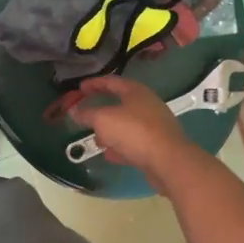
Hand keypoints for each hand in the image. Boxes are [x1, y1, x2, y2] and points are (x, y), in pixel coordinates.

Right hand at [71, 76, 194, 170]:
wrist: (169, 161)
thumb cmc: (134, 132)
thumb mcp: (103, 120)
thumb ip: (87, 114)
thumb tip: (74, 111)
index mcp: (136, 92)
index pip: (111, 81)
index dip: (94, 83)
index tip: (79, 88)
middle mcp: (147, 105)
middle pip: (121, 103)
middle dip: (101, 110)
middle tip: (86, 115)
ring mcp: (154, 126)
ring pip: (127, 125)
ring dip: (111, 131)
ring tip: (96, 139)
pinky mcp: (157, 146)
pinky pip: (134, 143)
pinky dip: (121, 147)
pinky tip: (109, 155)